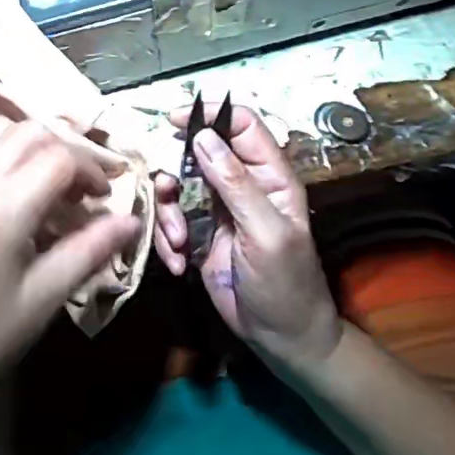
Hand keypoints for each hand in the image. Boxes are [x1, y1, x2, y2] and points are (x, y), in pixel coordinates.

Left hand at [0, 118, 140, 410]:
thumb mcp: (43, 299)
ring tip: (44, 181)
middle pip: (31, 131)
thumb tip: (132, 221)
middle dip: (65, 151)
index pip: (61, 157)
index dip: (91, 171)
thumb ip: (90, 251)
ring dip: (31, 143)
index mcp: (4, 206)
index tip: (102, 199)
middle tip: (78, 191)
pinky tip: (8, 182)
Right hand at [154, 106, 341, 371]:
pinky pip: (170, 221)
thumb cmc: (286, 283)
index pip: (242, 126)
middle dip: (177, 173)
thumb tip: (203, 137)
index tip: (175, 120)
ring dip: (169, 214)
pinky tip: (180, 264)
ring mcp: (217, 210)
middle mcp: (241, 185)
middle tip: (168, 192)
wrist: (281, 339)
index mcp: (269, 176)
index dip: (211, 116)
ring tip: (180, 241)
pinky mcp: (198, 235)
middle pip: (199, 154)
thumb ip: (236, 184)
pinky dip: (168, 239)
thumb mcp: (267, 232)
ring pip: (178, 188)